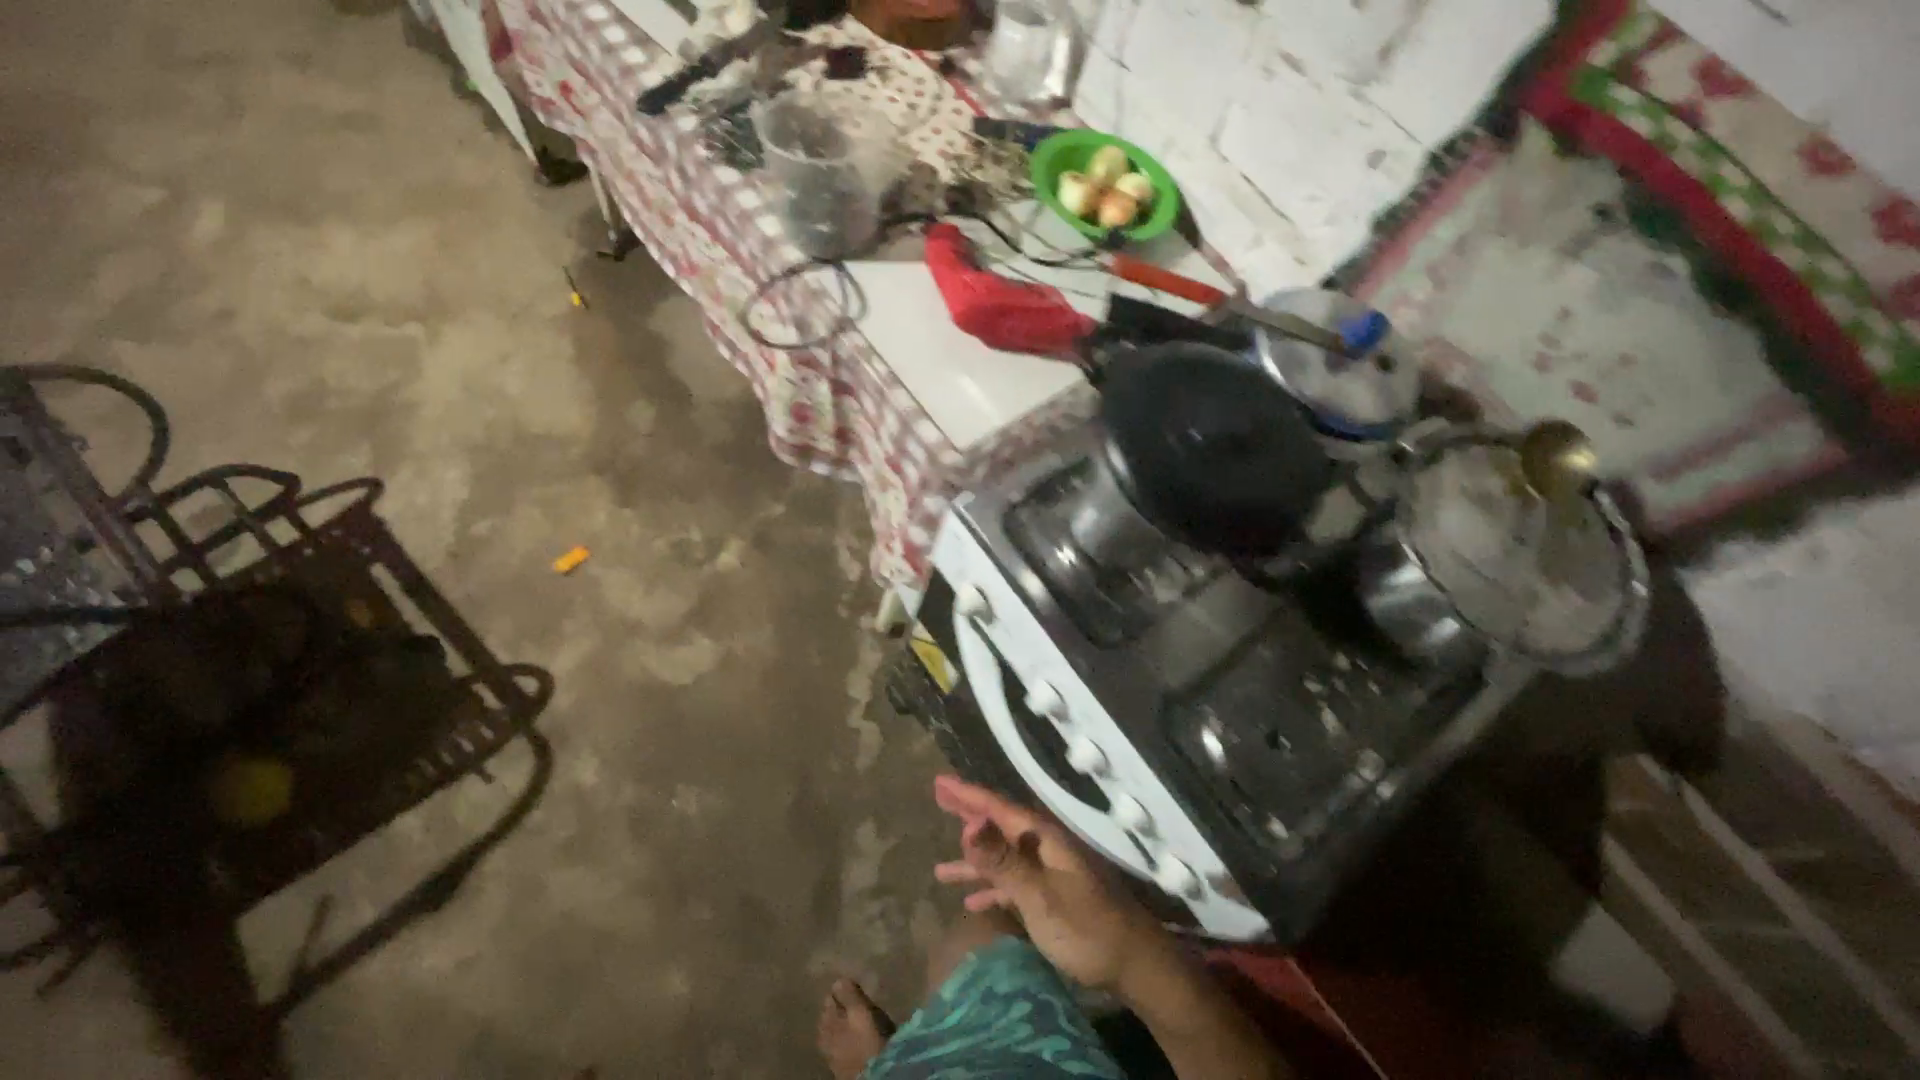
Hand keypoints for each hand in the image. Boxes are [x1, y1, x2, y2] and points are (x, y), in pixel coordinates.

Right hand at [932, 775, 1169, 993]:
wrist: (1133, 964)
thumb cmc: (1085, 927)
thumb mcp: (1038, 894)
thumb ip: (1002, 861)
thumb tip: (968, 823)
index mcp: (1044, 839)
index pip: (998, 809)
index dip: (968, 795)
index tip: (939, 782)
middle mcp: (1045, 849)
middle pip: (1000, 826)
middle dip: (969, 815)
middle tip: (939, 799)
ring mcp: (1050, 874)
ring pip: (1004, 859)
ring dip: (974, 862)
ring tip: (940, 869)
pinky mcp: (1053, 899)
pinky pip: (1013, 885)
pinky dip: (992, 890)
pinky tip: (972, 903)